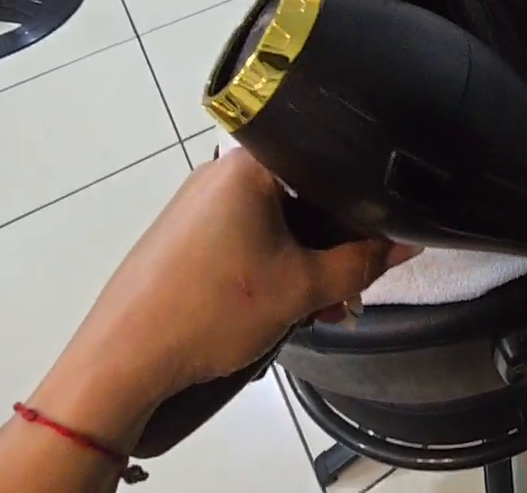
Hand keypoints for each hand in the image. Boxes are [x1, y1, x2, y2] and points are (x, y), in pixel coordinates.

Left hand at [28, 149, 412, 448]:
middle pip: (304, 194)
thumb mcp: (301, 289)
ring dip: (307, 259)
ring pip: (277, 219)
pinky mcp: (185, 232)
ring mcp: (199, 201)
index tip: (382, 232)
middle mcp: (223, 170)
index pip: (329, 162)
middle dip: (334, 242)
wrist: (117, 364)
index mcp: (251, 163)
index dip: (362, 199)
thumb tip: (410, 242)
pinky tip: (286, 305)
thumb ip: (363, 263)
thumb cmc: (213, 310)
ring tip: (323, 307)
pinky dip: (273, 262)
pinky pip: (248, 234)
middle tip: (351, 285)